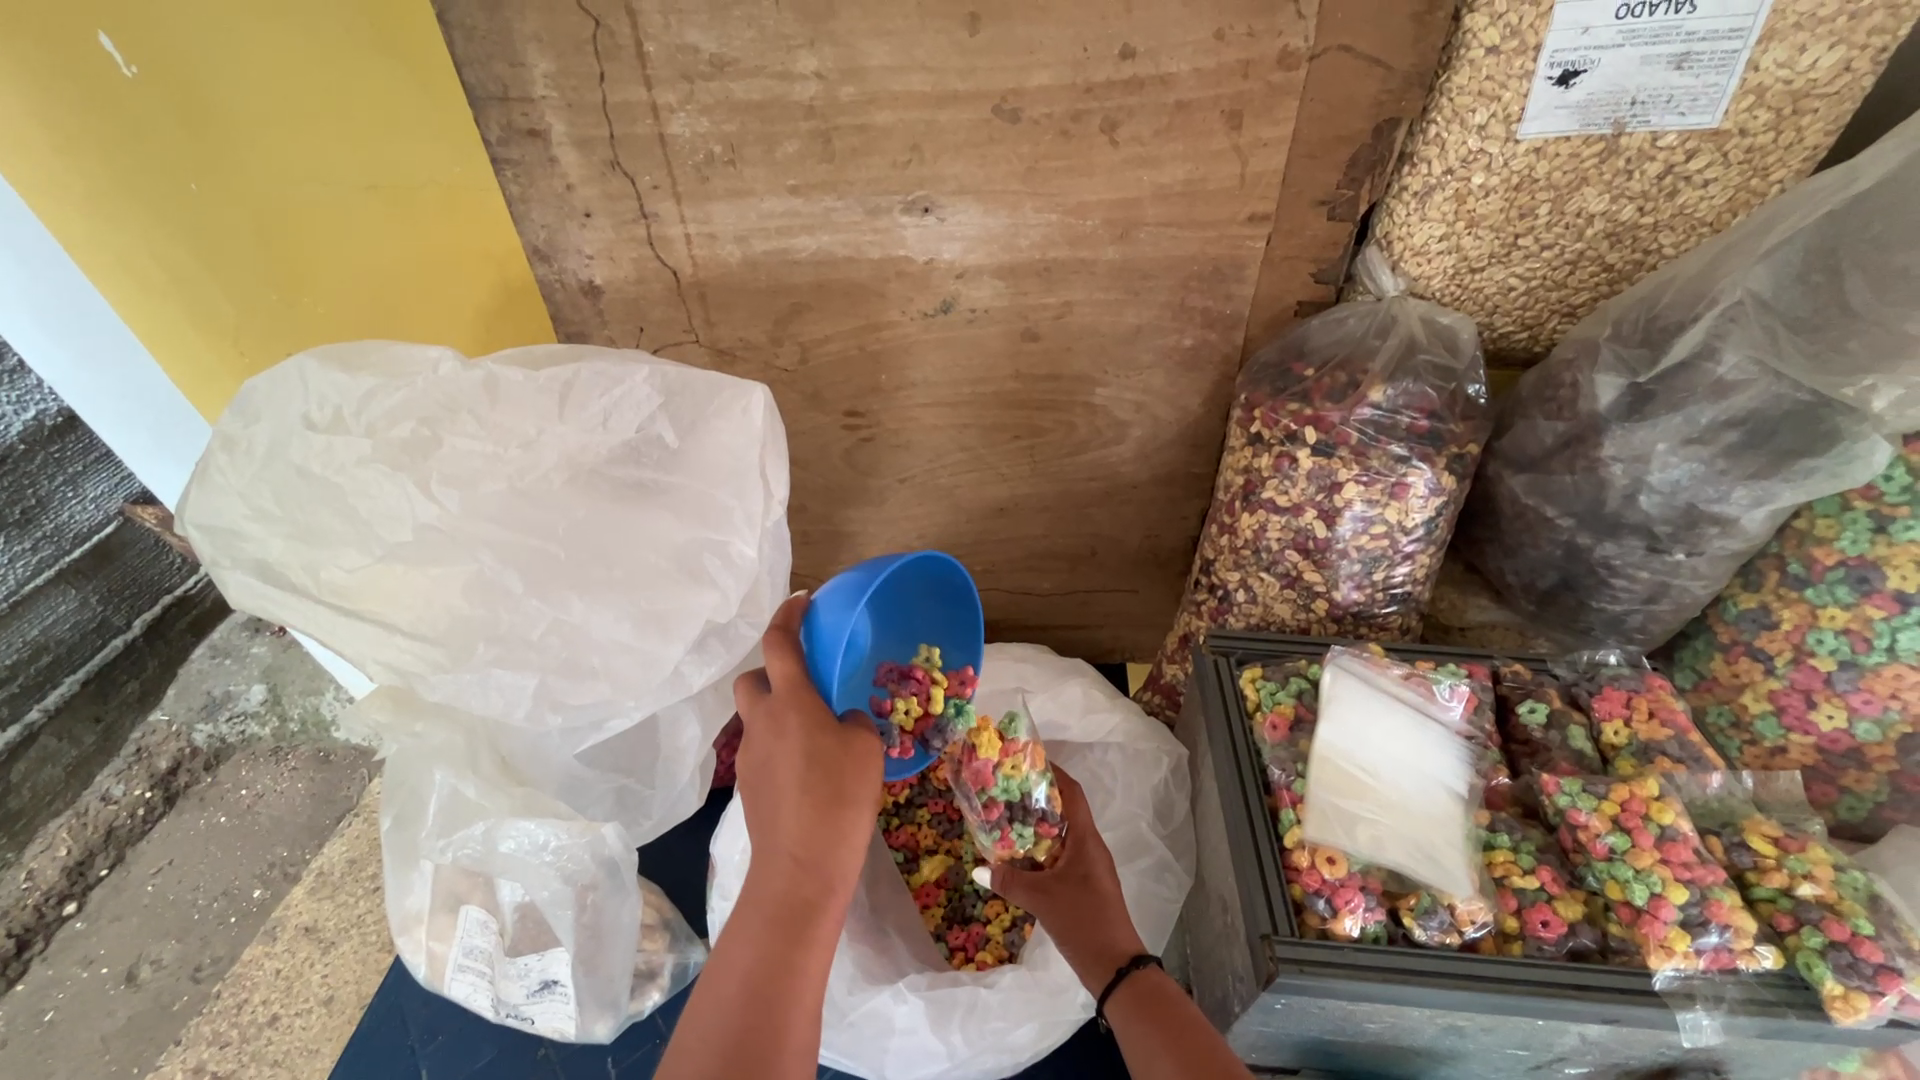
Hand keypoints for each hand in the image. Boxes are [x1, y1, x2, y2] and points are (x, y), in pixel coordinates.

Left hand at [733, 592, 884, 906]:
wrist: (801, 867)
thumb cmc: (839, 798)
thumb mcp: (865, 748)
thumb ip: (851, 721)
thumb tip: (838, 721)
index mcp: (791, 701)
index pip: (778, 643)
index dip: (788, 615)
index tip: (802, 601)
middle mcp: (761, 721)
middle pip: (752, 678)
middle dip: (773, 670)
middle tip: (805, 680)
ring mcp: (748, 755)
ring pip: (755, 716)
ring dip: (776, 711)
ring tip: (813, 730)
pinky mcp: (748, 785)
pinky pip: (760, 748)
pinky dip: (779, 744)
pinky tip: (807, 769)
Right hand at [982, 767, 1146, 994]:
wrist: (1115, 966)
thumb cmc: (1082, 920)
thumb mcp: (1040, 899)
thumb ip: (1010, 881)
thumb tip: (979, 868)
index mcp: (1086, 839)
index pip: (1072, 793)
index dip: (1054, 773)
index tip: (1029, 761)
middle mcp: (1090, 846)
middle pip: (1066, 811)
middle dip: (1039, 800)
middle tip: (1008, 792)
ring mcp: (1090, 867)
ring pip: (1062, 836)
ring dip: (1038, 828)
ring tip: (1007, 821)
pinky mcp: (1086, 885)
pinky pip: (1062, 856)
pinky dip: (1042, 852)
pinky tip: (1021, 860)